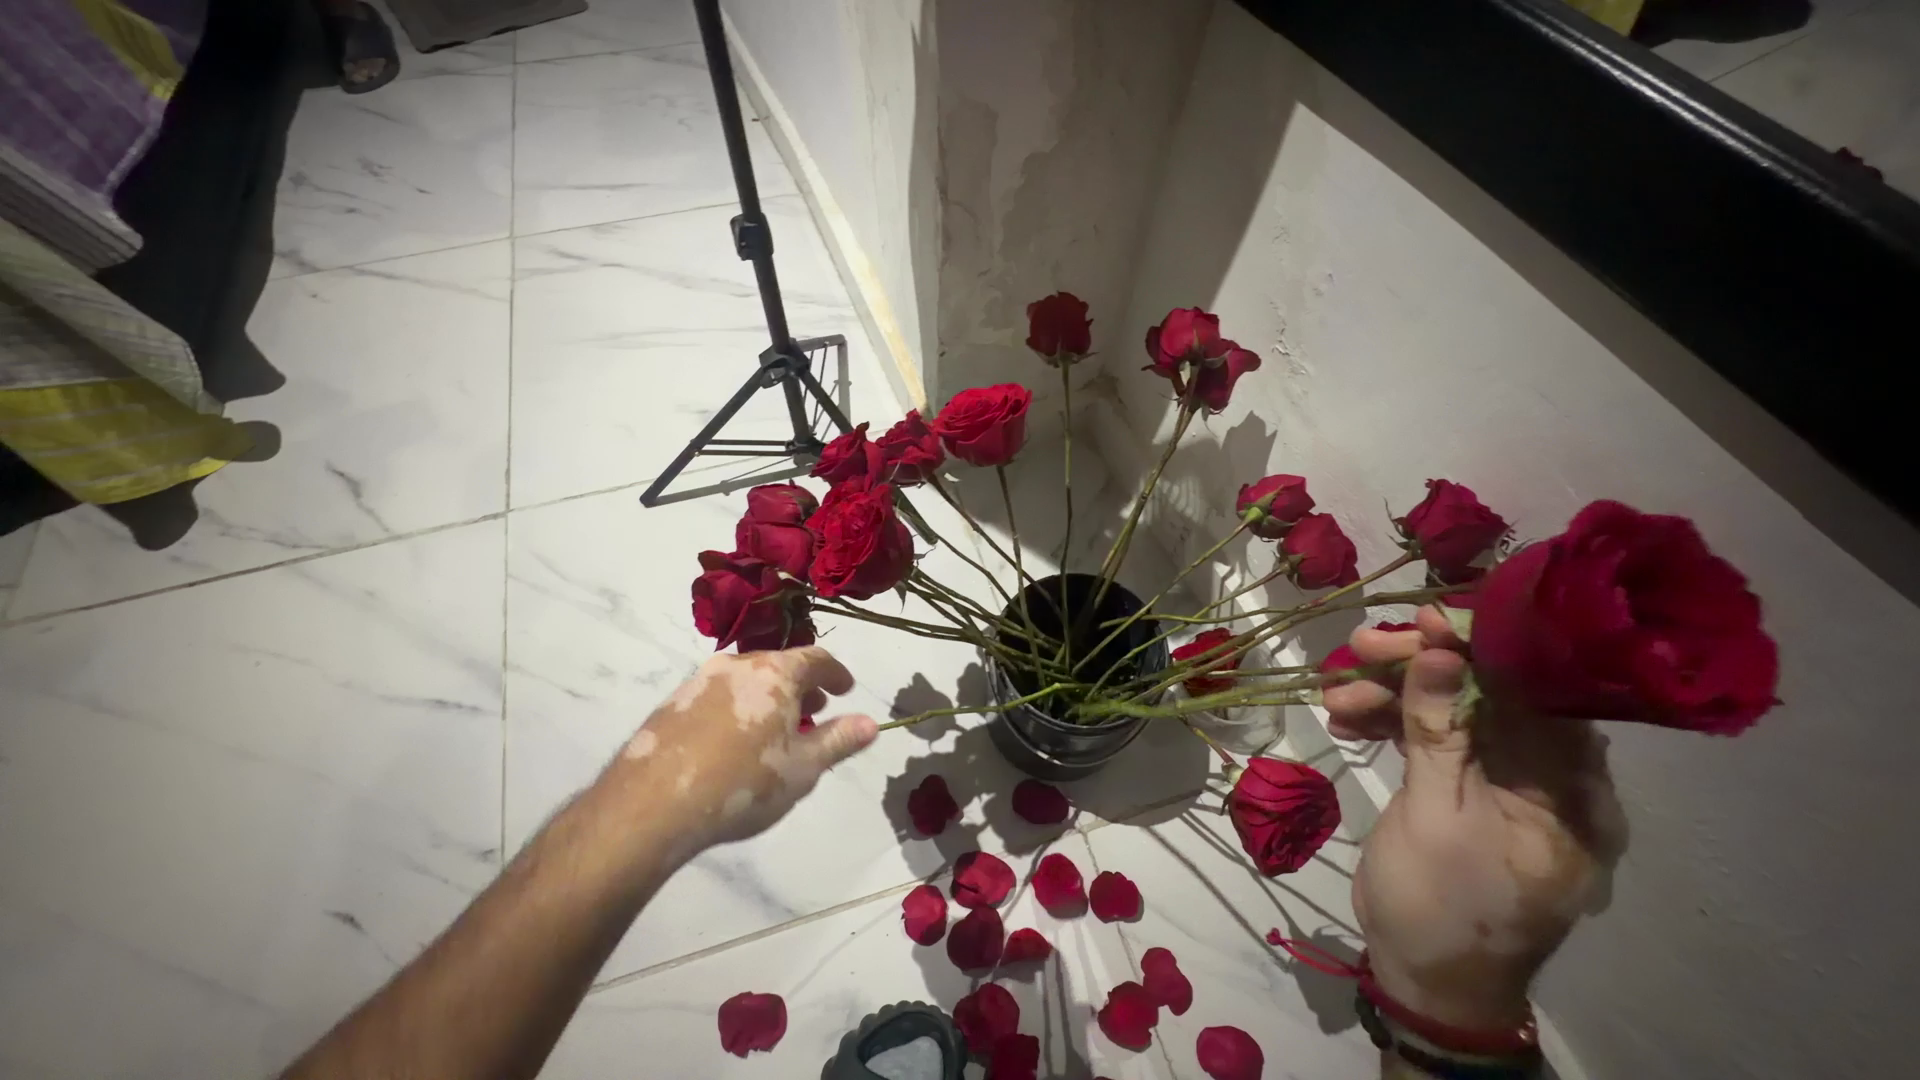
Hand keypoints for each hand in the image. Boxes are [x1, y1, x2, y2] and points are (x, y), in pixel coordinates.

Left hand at [612, 646, 877, 852]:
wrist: (651, 804)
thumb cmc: (742, 784)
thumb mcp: (802, 769)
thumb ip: (838, 741)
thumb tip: (872, 723)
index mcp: (775, 674)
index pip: (815, 659)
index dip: (836, 673)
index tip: (845, 689)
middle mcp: (737, 665)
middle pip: (779, 666)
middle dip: (802, 686)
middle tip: (815, 709)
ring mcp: (700, 681)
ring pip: (747, 680)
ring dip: (769, 698)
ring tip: (776, 730)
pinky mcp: (673, 702)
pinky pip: (720, 695)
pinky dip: (739, 708)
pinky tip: (735, 742)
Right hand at [1324, 607, 1625, 1030]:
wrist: (1426, 980)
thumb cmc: (1444, 906)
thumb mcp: (1436, 817)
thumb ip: (1439, 731)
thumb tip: (1439, 650)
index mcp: (1572, 792)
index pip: (1536, 695)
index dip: (1481, 648)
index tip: (1422, 618)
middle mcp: (1550, 780)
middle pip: (1488, 697)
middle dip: (1422, 668)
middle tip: (1358, 646)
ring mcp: (1504, 784)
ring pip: (1453, 714)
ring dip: (1393, 697)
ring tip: (1333, 692)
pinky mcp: (1465, 790)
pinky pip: (1433, 742)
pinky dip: (1391, 727)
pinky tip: (1344, 717)